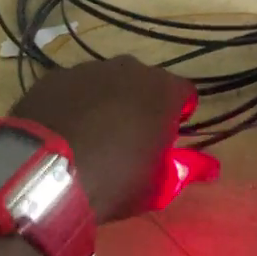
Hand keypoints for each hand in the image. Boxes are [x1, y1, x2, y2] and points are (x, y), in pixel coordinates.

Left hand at [7, 57, 195, 223]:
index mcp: (163, 90)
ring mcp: (87, 70)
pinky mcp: (52, 78)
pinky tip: (63, 132)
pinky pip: (72, 89)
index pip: (185, 94)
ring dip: (106, 102)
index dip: (179, 115)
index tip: (168, 138)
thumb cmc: (115, 180)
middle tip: (131, 138)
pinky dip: (73, 105)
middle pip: (145, 83)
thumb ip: (186, 170)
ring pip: (107, 83)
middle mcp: (129, 69)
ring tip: (92, 137)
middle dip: (142, 104)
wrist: (43, 175)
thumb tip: (212, 169)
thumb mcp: (158, 186)